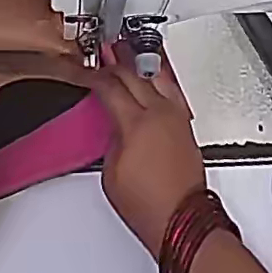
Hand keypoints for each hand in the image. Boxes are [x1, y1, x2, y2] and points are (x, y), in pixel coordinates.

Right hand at [91, 45, 205, 256]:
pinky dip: (157, 77)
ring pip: (155, 76)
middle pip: (133, 75)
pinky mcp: (185, 124)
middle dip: (115, 62)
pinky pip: (171, 89)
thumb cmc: (150, 204)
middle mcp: (159, 114)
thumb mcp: (111, 172)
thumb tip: (114, 124)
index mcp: (136, 124)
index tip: (86, 71)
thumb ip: (111, 139)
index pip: (110, 87)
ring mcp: (176, 117)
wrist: (182, 220)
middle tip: (104, 53)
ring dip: (138, 64)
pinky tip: (152, 74)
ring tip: (127, 54)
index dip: (94, 75)